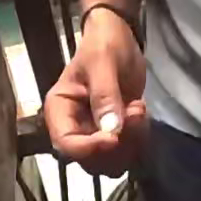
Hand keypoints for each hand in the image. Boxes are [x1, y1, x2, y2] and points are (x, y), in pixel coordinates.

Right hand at [42, 8, 148, 176]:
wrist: (121, 39)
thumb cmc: (104, 45)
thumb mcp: (102, 62)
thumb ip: (104, 95)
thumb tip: (110, 130)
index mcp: (59, 110)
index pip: (66, 144)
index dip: (89, 149)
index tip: (114, 138)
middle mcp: (74, 128)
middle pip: (91, 160)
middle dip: (118, 145)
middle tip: (135, 111)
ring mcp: (95, 135)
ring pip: (112, 162)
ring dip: (132, 142)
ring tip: (138, 108)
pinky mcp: (115, 136)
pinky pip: (128, 153)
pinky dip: (140, 138)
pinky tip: (140, 112)